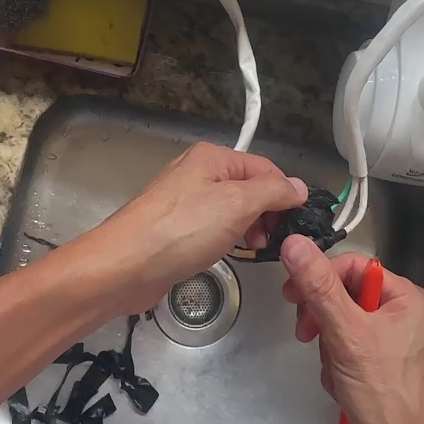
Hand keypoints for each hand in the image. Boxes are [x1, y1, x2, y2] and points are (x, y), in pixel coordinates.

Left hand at [70, 142, 306, 315]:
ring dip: (249, 228)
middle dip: (266, 213)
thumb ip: (272, 192)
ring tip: (253, 250)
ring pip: (232, 209)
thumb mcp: (236, 204)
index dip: (285, 194)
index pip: (265, 168)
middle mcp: (198, 172)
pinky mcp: (176, 227)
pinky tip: (229, 254)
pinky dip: (227, 238)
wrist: (125, 265)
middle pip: (249, 187)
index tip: (298, 224)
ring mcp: (185, 200)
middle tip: (272, 241)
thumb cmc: (182, 230)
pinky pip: (214, 227)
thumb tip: (299, 186)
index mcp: (212, 157)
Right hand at [280, 235, 423, 423]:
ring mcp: (391, 343)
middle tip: (307, 334)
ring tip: (335, 370)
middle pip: (344, 295)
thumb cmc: (385, 396)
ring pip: (340, 324)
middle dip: (323, 319)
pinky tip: (341, 385)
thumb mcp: (346, 333)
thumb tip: (294, 242)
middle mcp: (401, 315)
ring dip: (328, 347)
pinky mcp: (379, 369)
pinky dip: (336, 366)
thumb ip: (319, 286)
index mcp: (405, 298)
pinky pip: (345, 350)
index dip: (321, 278)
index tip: (293, 295)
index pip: (353, 267)